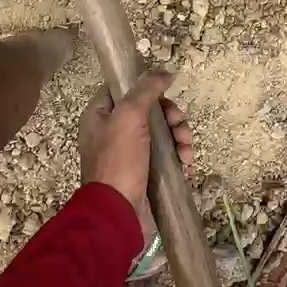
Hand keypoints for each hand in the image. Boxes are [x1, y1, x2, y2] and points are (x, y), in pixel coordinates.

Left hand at [79, 70, 193, 208]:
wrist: (117, 214)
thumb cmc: (118, 159)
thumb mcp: (130, 115)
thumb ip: (147, 89)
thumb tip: (167, 72)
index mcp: (100, 115)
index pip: (124, 88)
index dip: (146, 86)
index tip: (166, 90)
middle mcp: (112, 131)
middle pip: (149, 109)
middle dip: (171, 116)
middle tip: (179, 125)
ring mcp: (129, 153)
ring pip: (162, 131)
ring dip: (180, 136)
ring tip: (186, 149)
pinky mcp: (144, 171)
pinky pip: (166, 154)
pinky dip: (178, 155)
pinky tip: (187, 163)